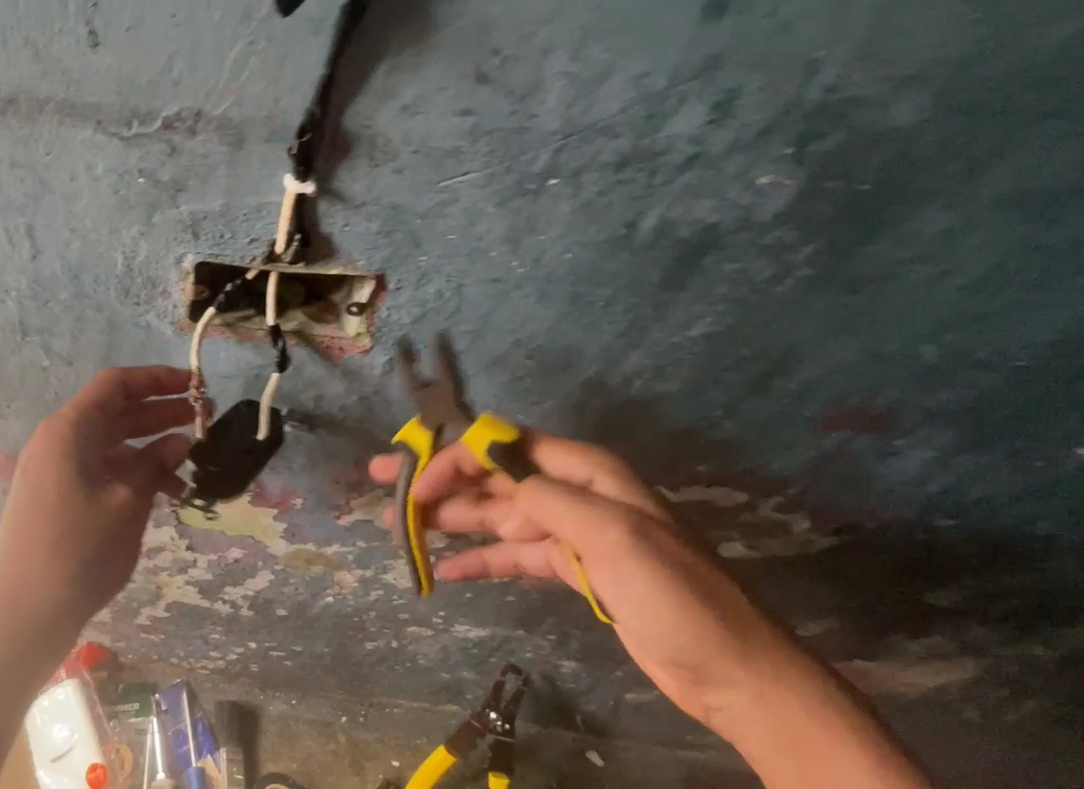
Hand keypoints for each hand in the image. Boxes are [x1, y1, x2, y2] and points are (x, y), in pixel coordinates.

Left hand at [0, 366, 193, 644]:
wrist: (23, 612)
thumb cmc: (78, 551)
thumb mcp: (126, 504)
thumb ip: (154, 465)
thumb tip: (178, 441)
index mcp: (68, 429)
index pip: (115, 384)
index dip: (156, 379)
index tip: (195, 385)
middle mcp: (58, 440)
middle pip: (114, 411)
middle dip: (159, 412)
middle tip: (204, 418)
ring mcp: (55, 469)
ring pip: (110, 443)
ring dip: (149, 447)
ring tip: (192, 458)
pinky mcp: (57, 496)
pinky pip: (100, 469)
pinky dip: (131, 473)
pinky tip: (167, 492)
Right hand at [368, 430, 801, 727]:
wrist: (734, 672)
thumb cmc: (674, 594)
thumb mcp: (610, 535)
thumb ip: (544, 496)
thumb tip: (489, 474)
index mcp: (585, 471)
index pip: (503, 445)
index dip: (454, 454)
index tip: (413, 476)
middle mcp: (572, 492)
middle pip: (491, 477)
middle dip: (438, 480)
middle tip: (384, 485)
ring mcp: (570, 532)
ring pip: (495, 515)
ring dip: (449, 519)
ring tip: (397, 527)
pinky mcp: (571, 569)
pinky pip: (511, 554)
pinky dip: (478, 559)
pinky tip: (443, 569)